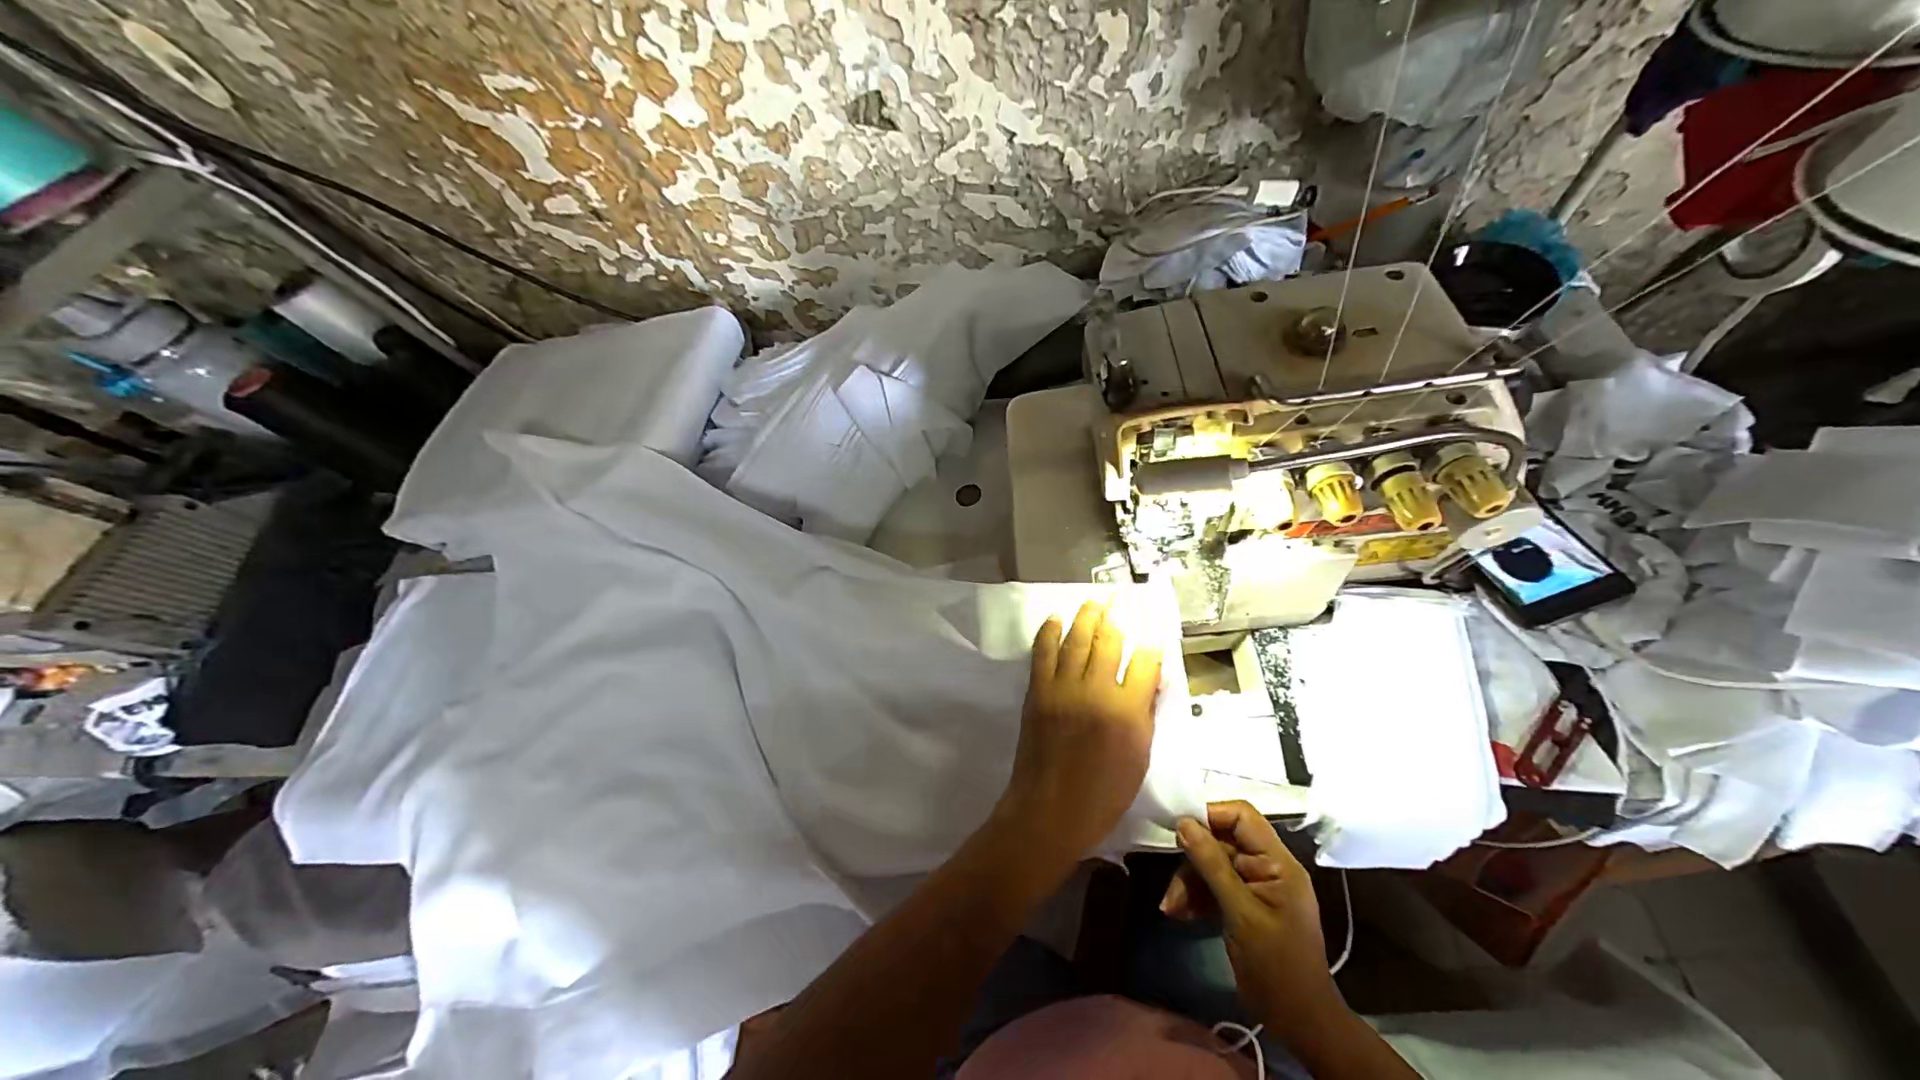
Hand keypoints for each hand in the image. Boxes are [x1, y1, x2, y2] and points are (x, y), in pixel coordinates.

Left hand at [992, 601, 1162, 870]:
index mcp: (1128, 711)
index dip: (1150, 652)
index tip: (1150, 646)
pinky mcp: (1038, 691)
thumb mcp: (1139, 757)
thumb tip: (1151, 681)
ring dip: (1085, 618)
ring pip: (1076, 639)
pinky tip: (1055, 619)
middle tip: (1116, 608)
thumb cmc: (1103, 794)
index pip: (1146, 664)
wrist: (1050, 809)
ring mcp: (1063, 688)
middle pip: (1109, 642)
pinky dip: (1049, 632)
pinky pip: (1043, 652)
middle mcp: (1097, 690)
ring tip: (1092, 604)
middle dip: (1115, 623)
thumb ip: (1145, 714)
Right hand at [1162, 802, 1340, 1029]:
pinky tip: (1180, 914)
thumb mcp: (1240, 912)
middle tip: (1172, 884)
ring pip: (1212, 865)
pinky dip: (1195, 897)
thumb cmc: (1276, 965)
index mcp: (1278, 863)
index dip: (1210, 815)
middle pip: (1221, 842)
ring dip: (1189, 883)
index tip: (1178, 828)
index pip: (1242, 817)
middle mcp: (1268, 868)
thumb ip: (1212, 864)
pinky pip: (1213, 886)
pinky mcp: (1243, 905)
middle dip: (1193, 860)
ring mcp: (1255, 887)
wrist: (1298, 1021)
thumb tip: (1183, 822)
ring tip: (1172, 908)